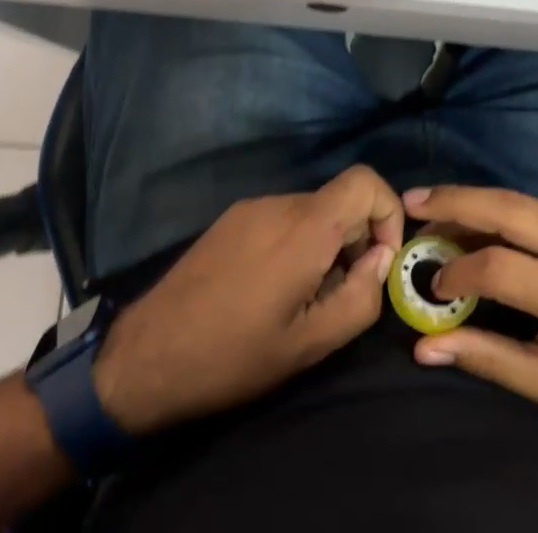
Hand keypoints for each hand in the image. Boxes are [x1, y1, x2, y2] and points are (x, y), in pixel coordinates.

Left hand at [92, 165, 403, 434]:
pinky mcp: (228, 221)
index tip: (379, 261)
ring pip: (311, 212)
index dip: (388, 212)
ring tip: (305, 298)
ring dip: (325, 246)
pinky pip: (281, 219)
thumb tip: (378, 260)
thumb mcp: (312, 343)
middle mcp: (276, 204)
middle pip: (339, 201)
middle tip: (342, 293)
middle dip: (356, 240)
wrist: (150, 356)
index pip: (365, 181)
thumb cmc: (236, 356)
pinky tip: (275, 290)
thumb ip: (361, 297)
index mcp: (303, 228)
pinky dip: (296, 244)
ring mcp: (248, 209)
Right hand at [402, 185, 537, 434]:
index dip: (458, 272)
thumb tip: (424, 347)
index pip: (503, 267)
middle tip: (410, 202)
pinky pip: (535, 206)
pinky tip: (468, 216)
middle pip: (511, 209)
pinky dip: (495, 206)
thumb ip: (488, 358)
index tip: (433, 288)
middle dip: (456, 202)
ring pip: (521, 199)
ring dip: (471, 198)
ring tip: (428, 206)